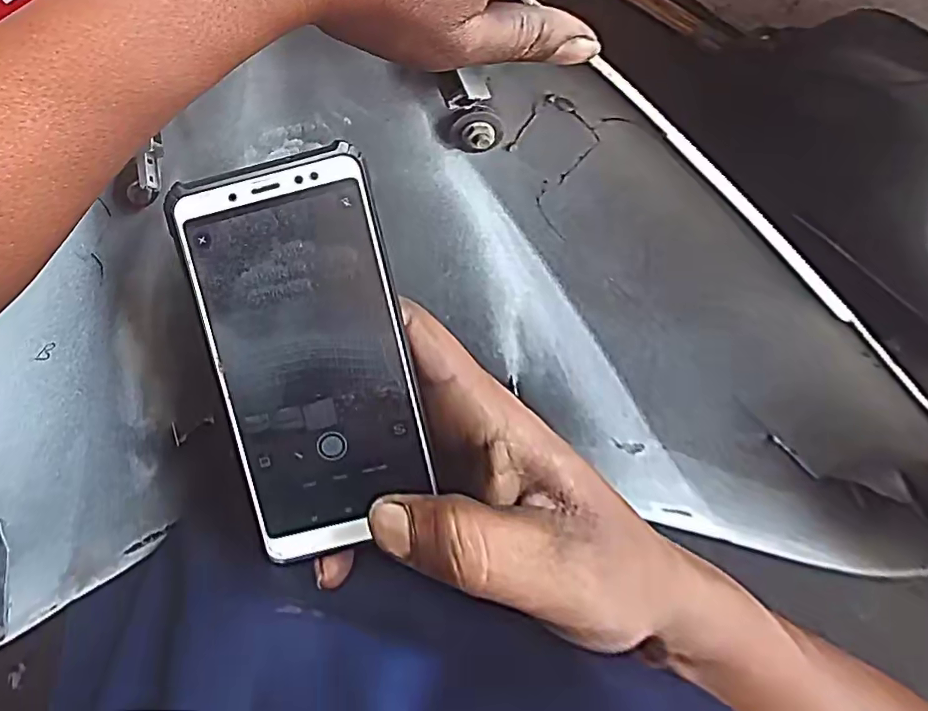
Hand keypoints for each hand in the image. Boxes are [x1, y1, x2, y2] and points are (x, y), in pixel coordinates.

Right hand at [316, 301, 712, 654]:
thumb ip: (470, 543)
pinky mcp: (439, 499)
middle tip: (287, 436)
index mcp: (489, 413)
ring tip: (307, 512)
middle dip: (329, 403)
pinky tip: (340, 546)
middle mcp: (460, 428)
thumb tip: (384, 517)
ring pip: (372, 446)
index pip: (419, 335)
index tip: (319, 315)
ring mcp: (445, 464)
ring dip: (336, 471)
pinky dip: (351, 515)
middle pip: (378, 388)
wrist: (640, 616)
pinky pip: (379, 493)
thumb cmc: (619, 572)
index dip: (368, 312)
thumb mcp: (552, 565)